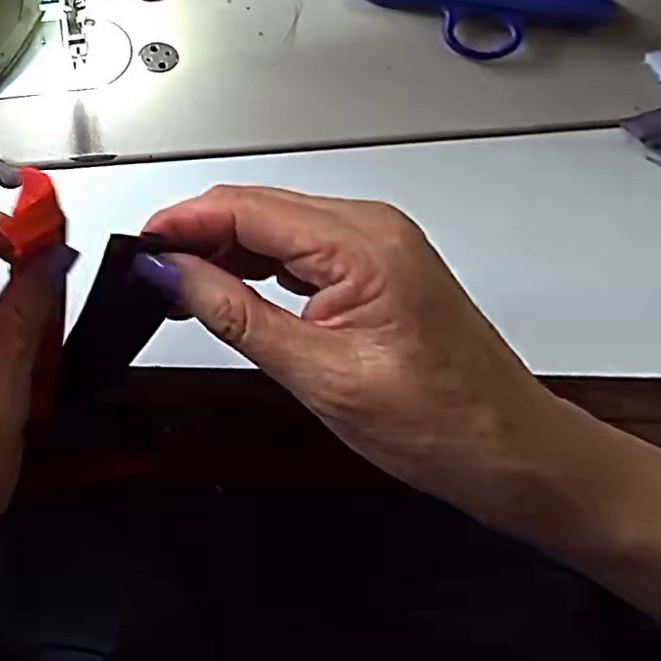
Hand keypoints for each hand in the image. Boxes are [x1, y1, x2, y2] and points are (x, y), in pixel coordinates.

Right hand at [141, 185, 582, 522]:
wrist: (517, 453)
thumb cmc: (446, 424)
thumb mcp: (320, 375)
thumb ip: (235, 313)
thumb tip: (176, 273)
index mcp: (363, 245)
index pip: (245, 209)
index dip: (184, 221)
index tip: (143, 242)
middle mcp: (368, 227)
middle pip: (253, 206)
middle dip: (195, 231)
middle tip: (152, 266)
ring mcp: (370, 239)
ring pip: (268, 222)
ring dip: (219, 246)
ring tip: (179, 279)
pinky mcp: (366, 259)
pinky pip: (291, 243)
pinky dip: (250, 259)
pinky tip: (225, 282)